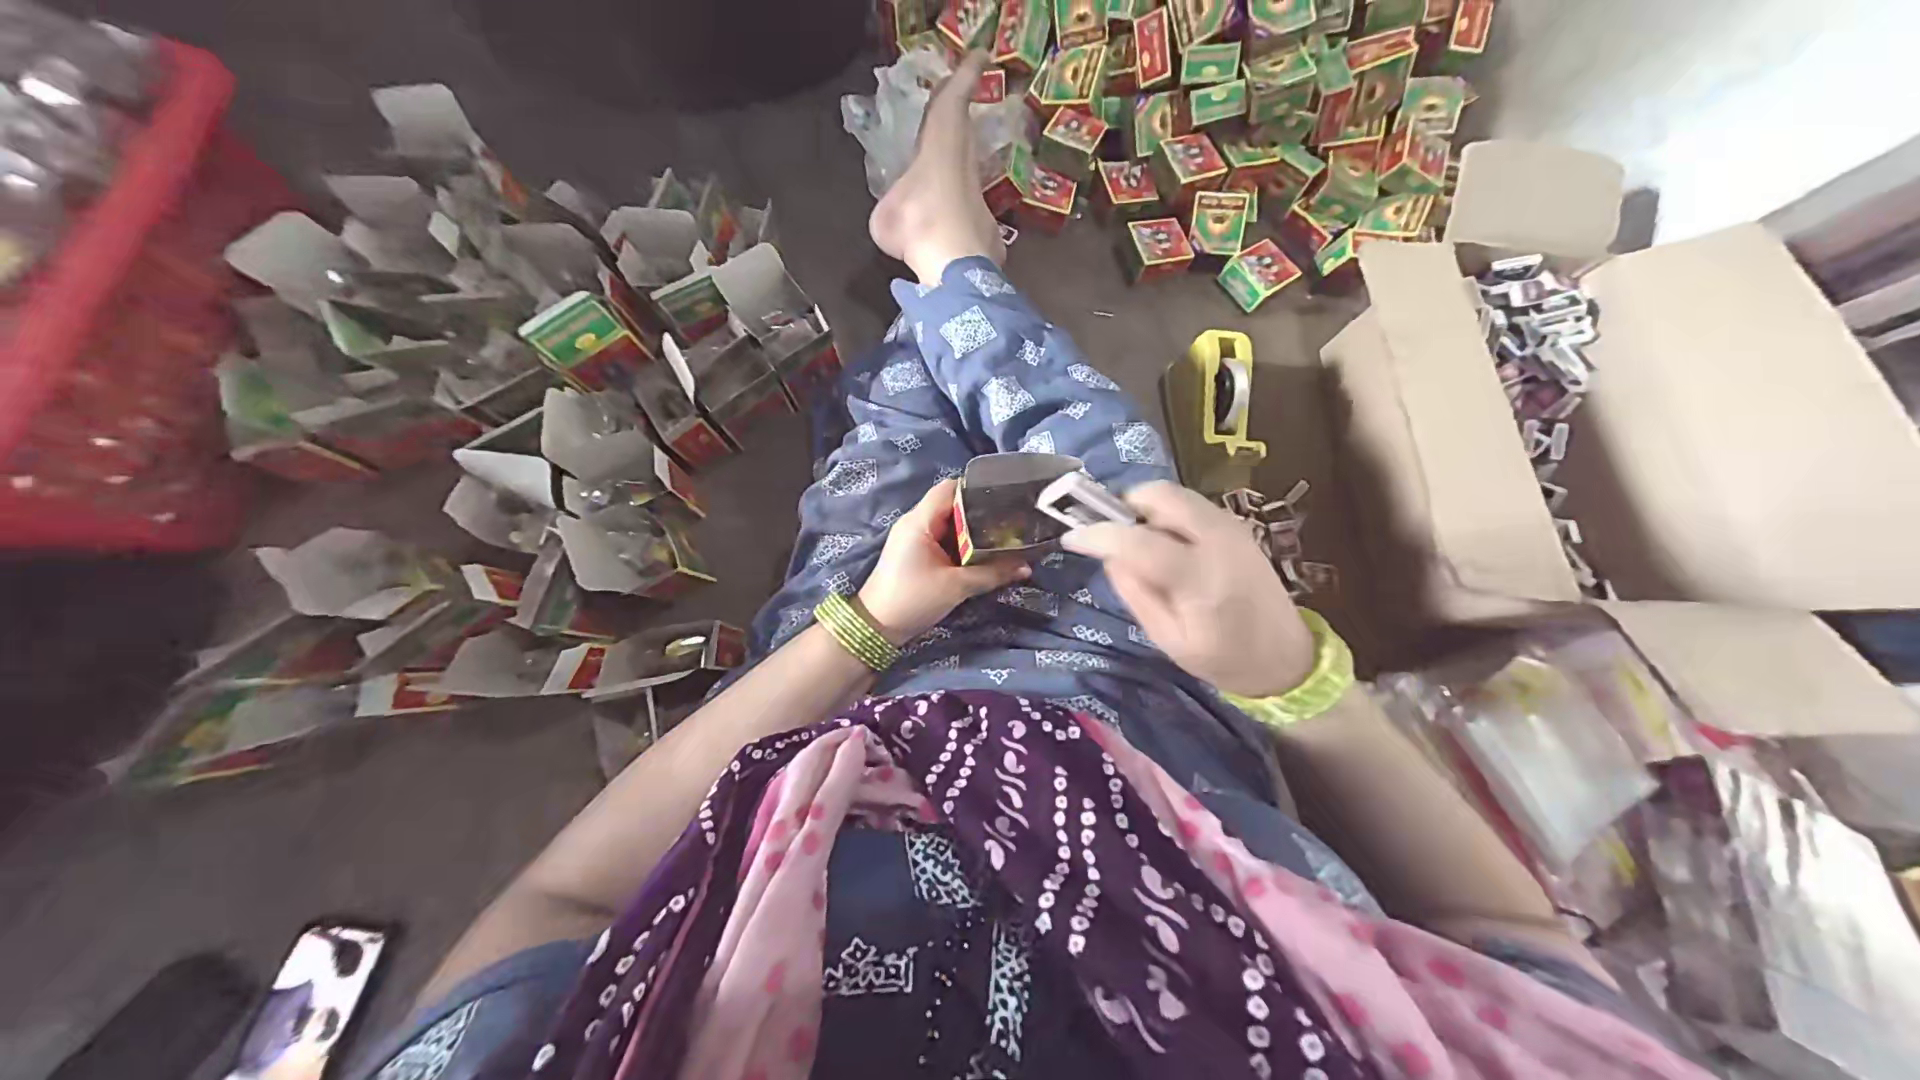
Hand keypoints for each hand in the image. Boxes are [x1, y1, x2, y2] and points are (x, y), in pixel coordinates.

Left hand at [858, 478, 1030, 644]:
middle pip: (951, 505)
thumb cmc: (913, 599)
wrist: (878, 627)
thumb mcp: (957, 586)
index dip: (977, 490)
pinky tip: (982, 553)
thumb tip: (1026, 566)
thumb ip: (993, 573)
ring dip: (972, 530)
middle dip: (980, 513)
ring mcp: (913, 538)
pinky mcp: (916, 553)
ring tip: (1002, 536)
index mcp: (919, 521)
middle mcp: (915, 523)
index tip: (1004, 500)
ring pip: (949, 523)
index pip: (950, 489)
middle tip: (1009, 522)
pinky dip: (961, 543)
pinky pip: (943, 538)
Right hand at [1061, 481, 1313, 697]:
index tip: (1072, 538)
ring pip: (1175, 494)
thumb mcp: (1169, 640)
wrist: (1288, 657)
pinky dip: (1166, 513)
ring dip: (1145, 508)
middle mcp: (1219, 541)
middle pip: (1161, 496)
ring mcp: (1232, 528)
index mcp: (1200, 580)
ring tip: (1135, 541)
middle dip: (1125, 505)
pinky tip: (1163, 544)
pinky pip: (1189, 504)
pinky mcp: (1237, 526)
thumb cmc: (1225, 659)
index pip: (1138, 542)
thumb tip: (1110, 557)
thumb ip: (1137, 594)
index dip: (1098, 535)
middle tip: (1109, 532)